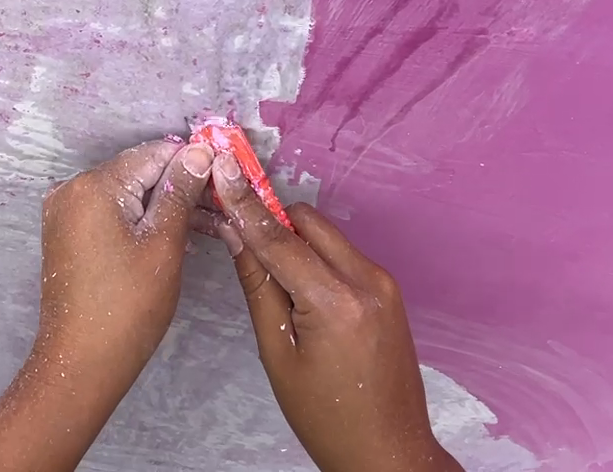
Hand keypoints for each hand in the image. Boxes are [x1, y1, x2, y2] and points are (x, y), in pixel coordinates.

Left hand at [0, 139, 214, 471]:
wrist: (80, 364)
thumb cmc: (128, 307)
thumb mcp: (163, 244)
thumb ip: (180, 191)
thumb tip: (200, 149)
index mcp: (95, 184)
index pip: (152, 154)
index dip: (192, 161)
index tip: (226, 177)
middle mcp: (73, 187)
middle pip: (138, 171)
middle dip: (180, 185)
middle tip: (222, 207)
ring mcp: (66, 210)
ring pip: (127, 192)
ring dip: (163, 204)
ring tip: (208, 224)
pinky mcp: (67, 231)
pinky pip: (110, 210)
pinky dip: (140, 217)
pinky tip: (172, 232)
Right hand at [207, 151, 459, 471]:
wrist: (390, 455)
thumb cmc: (324, 415)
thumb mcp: (278, 353)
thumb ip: (257, 286)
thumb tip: (234, 233)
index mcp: (335, 302)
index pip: (278, 238)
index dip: (245, 203)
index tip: (222, 169)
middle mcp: (366, 280)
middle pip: (307, 220)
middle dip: (273, 221)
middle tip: (245, 240)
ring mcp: (383, 282)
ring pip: (325, 232)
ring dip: (295, 238)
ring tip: (276, 276)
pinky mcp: (388, 288)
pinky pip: (342, 252)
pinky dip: (316, 255)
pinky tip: (303, 287)